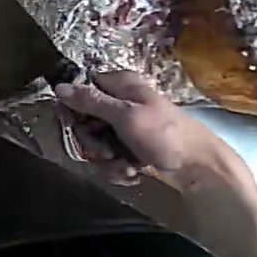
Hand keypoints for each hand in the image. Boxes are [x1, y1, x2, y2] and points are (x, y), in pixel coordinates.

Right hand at [54, 71, 230, 188]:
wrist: (197, 167)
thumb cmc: (163, 134)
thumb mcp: (125, 115)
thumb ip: (91, 101)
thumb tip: (59, 87)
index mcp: (120, 85)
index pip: (81, 90)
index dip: (76, 110)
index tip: (81, 125)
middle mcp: (119, 103)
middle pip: (84, 121)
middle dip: (93, 142)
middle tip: (106, 151)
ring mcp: (123, 127)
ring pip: (95, 143)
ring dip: (106, 160)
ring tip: (125, 165)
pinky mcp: (128, 148)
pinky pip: (108, 158)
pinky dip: (117, 168)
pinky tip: (132, 171)